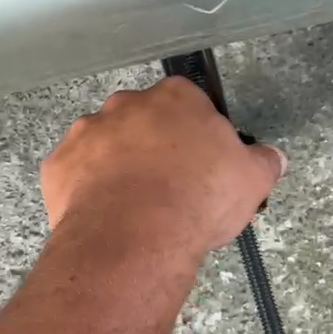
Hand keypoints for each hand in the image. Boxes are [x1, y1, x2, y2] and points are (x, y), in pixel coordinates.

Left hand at [40, 77, 285, 256]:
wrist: (135, 235)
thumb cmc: (198, 197)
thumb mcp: (253, 180)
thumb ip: (264, 162)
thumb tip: (274, 158)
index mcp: (176, 98)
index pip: (190, 102)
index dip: (198, 134)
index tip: (204, 163)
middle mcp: (127, 105)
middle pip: (144, 121)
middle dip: (154, 147)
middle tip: (171, 187)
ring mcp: (86, 133)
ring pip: (106, 146)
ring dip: (118, 168)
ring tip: (138, 209)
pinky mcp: (58, 166)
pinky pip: (76, 175)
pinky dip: (89, 192)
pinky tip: (109, 218)